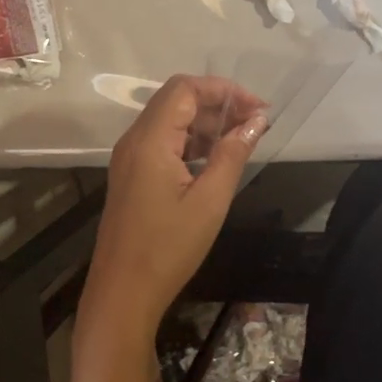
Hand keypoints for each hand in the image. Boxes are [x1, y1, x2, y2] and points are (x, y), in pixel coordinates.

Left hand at [87, 75, 269, 327]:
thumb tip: (256, 120)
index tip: (257, 109)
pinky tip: (216, 158)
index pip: (185, 88)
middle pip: (176, 99)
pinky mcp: (131, 175)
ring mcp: (129, 158)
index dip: (223, 90)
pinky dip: (191, 140)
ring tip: (242, 139)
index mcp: (150, 140)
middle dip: (218, 103)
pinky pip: (163, 141)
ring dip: (206, 122)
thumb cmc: (169, 248)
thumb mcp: (210, 200)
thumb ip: (233, 154)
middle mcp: (134, 140)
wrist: (123, 294)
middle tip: (255, 122)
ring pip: (170, 120)